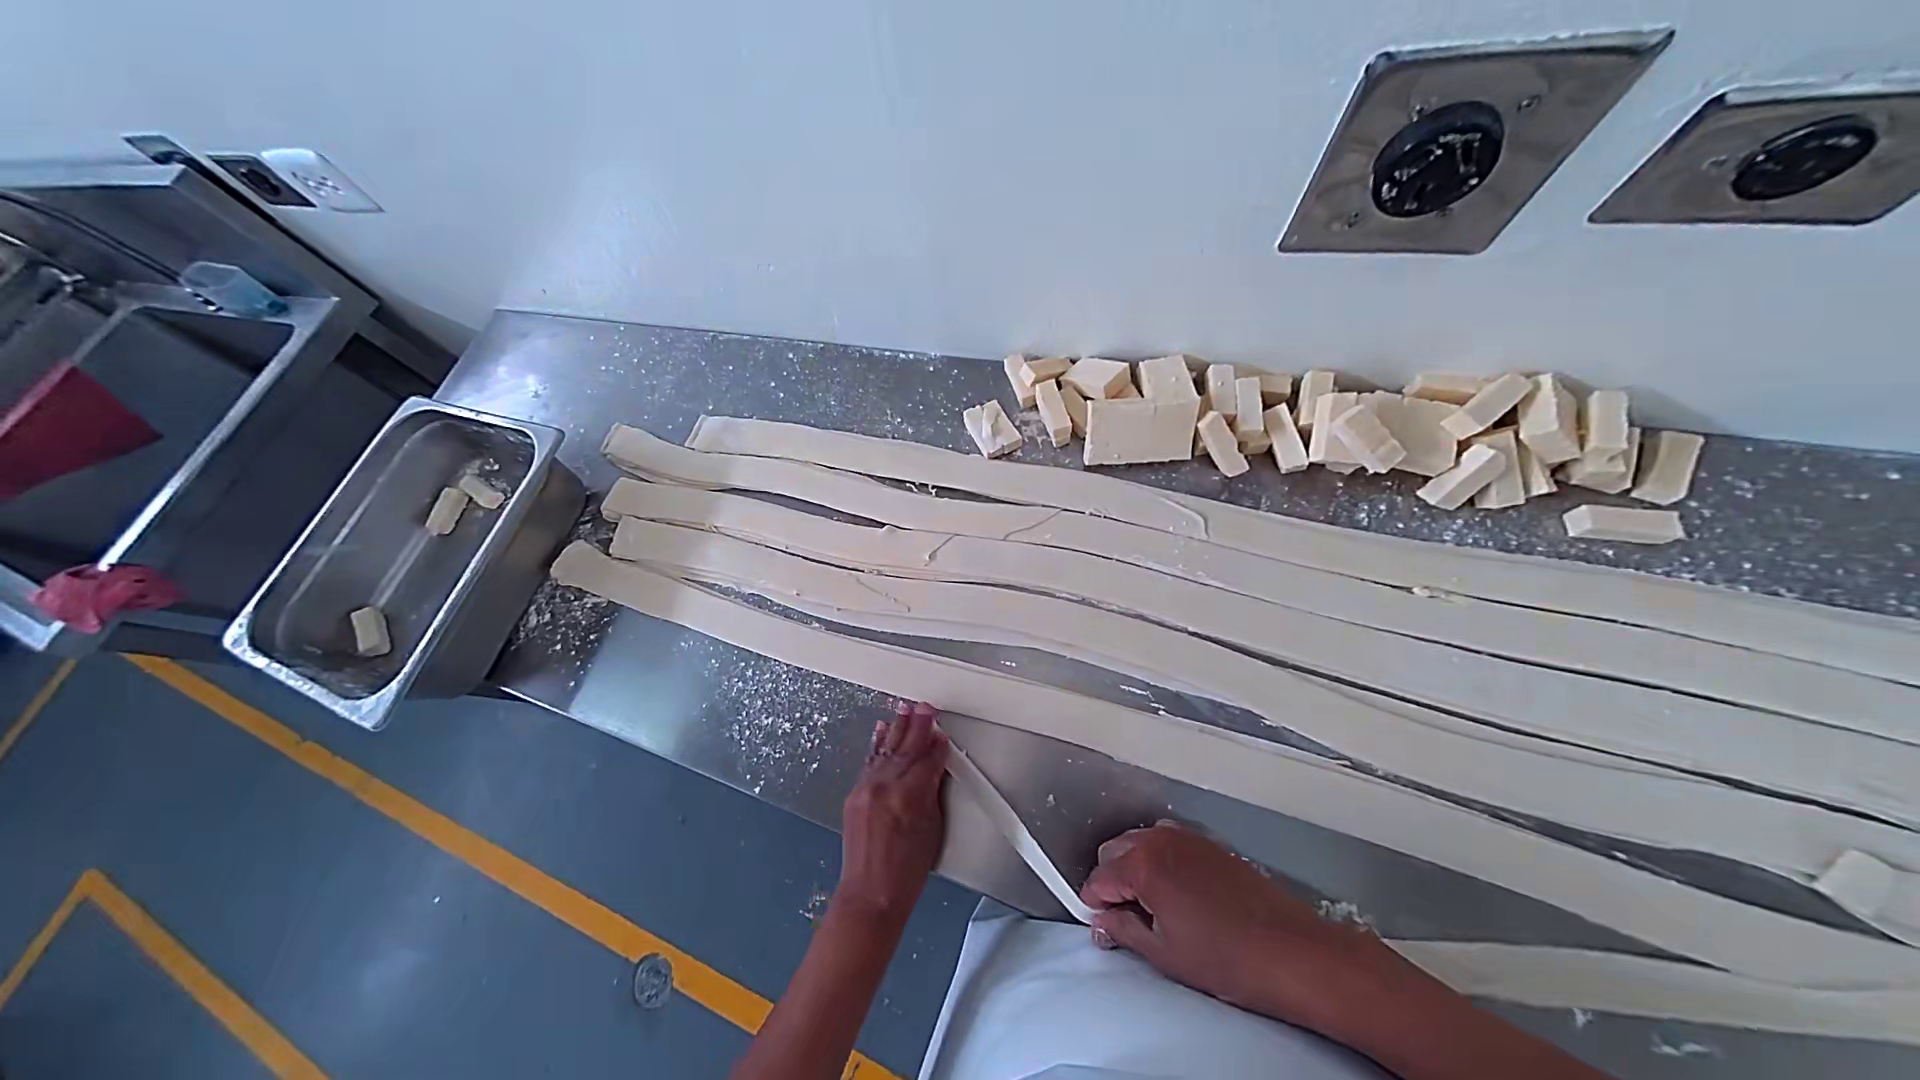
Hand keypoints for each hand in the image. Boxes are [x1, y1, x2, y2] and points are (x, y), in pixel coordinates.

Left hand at [836, 702, 948, 921]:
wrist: (871, 895)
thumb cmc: (904, 873)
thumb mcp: (933, 829)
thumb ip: (933, 792)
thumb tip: (935, 770)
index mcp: (909, 795)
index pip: (928, 759)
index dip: (938, 746)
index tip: (943, 736)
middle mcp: (884, 787)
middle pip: (906, 747)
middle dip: (919, 725)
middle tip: (927, 709)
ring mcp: (866, 789)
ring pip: (886, 750)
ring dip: (898, 729)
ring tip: (906, 711)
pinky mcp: (855, 795)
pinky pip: (869, 762)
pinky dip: (878, 746)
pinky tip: (882, 732)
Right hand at [1079, 821, 1411, 1034]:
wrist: (1293, 953)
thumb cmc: (1232, 958)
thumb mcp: (1164, 954)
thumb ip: (1123, 929)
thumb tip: (1104, 921)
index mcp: (1143, 865)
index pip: (1098, 878)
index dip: (1094, 904)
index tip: (1099, 922)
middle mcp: (1161, 840)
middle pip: (1114, 852)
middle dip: (1111, 881)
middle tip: (1123, 918)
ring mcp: (1187, 838)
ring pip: (1140, 843)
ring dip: (1134, 867)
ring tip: (1152, 908)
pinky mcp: (1209, 844)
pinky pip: (1168, 843)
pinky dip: (1160, 860)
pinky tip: (1176, 894)